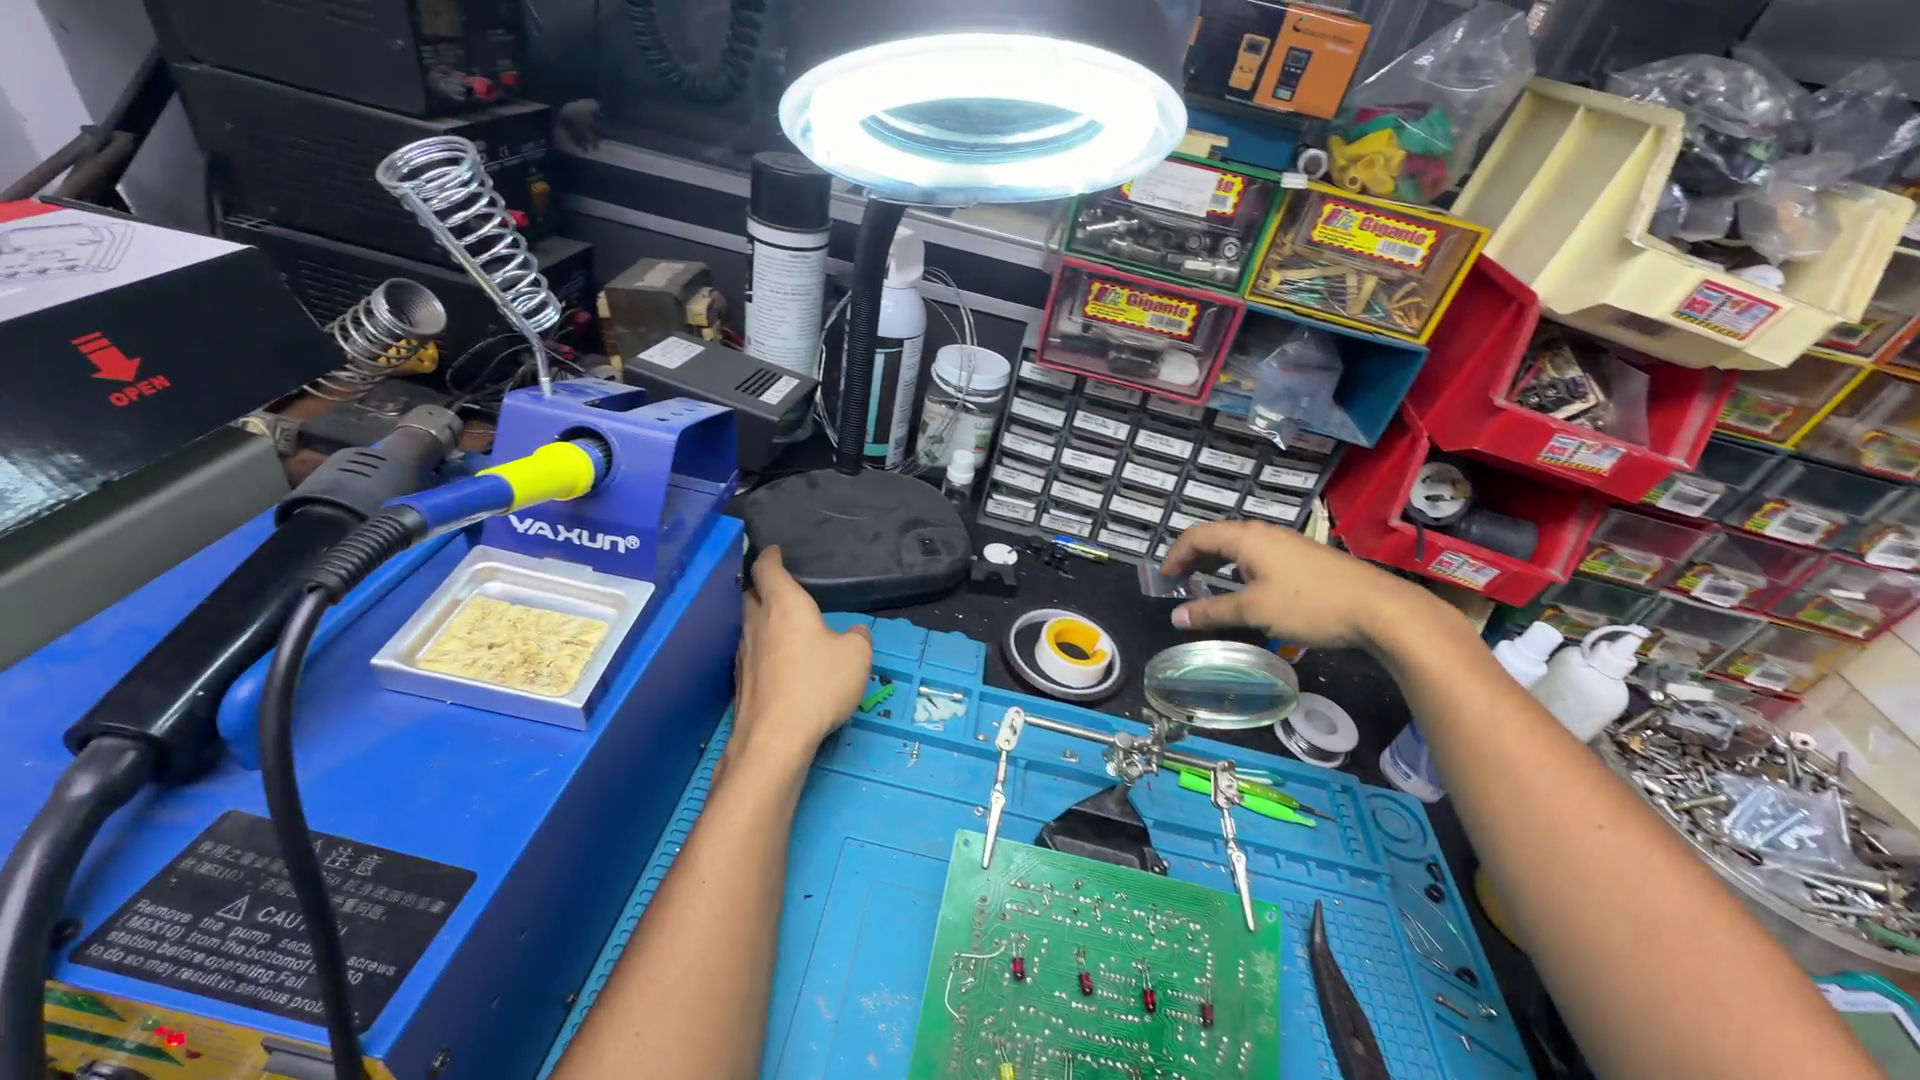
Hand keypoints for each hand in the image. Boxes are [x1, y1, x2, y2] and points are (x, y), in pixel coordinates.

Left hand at [731, 547, 873, 771]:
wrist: (775, 737)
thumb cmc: (818, 685)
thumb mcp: (857, 656)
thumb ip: (857, 637)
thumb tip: (853, 633)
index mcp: (784, 605)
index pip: (767, 568)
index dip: (771, 556)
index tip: (776, 551)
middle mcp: (757, 623)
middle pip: (751, 594)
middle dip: (762, 587)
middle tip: (780, 588)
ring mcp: (744, 653)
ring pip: (749, 625)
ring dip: (762, 620)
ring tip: (782, 625)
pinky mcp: (740, 681)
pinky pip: (751, 652)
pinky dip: (763, 649)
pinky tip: (779, 662)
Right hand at [1160, 521, 1435, 648]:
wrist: (1378, 608)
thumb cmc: (1310, 605)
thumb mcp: (1255, 611)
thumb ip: (1212, 612)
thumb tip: (1176, 617)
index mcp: (1247, 538)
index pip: (1197, 536)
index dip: (1175, 556)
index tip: (1163, 579)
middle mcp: (1264, 533)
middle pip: (1217, 537)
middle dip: (1193, 558)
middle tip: (1178, 583)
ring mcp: (1286, 544)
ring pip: (1239, 547)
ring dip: (1216, 564)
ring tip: (1205, 585)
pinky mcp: (1302, 557)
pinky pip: (1257, 555)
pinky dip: (1238, 568)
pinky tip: (1244, 588)